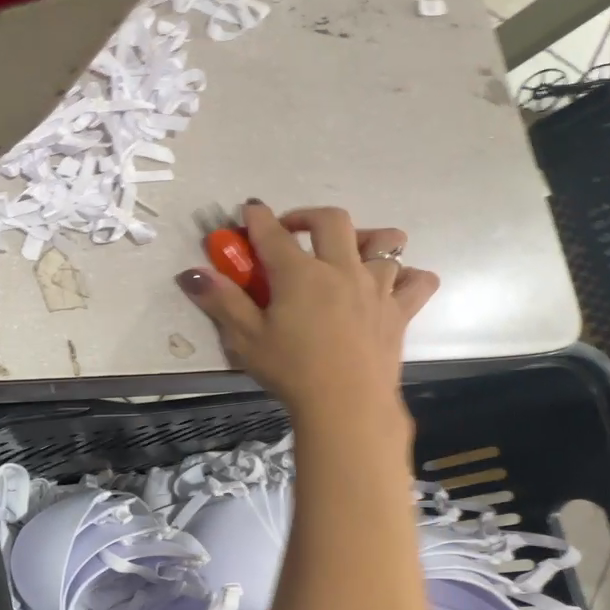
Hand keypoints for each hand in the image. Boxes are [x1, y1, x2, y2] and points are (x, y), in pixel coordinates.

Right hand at [176, 202, 439, 432]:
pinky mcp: (401, 308)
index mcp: (300, 275)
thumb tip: (192, 273)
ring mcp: (379, 286)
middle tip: (291, 228)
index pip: (274, 235)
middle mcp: (343, 269)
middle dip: (307, 216)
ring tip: (345, 254)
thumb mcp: (243, 338)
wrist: (344, 400)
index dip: (259, 219)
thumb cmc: (288, 368)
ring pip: (385, 241)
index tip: (250, 208)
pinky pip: (417, 278)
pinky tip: (387, 285)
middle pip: (333, 221)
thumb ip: (221, 301)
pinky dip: (405, 275)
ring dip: (362, 240)